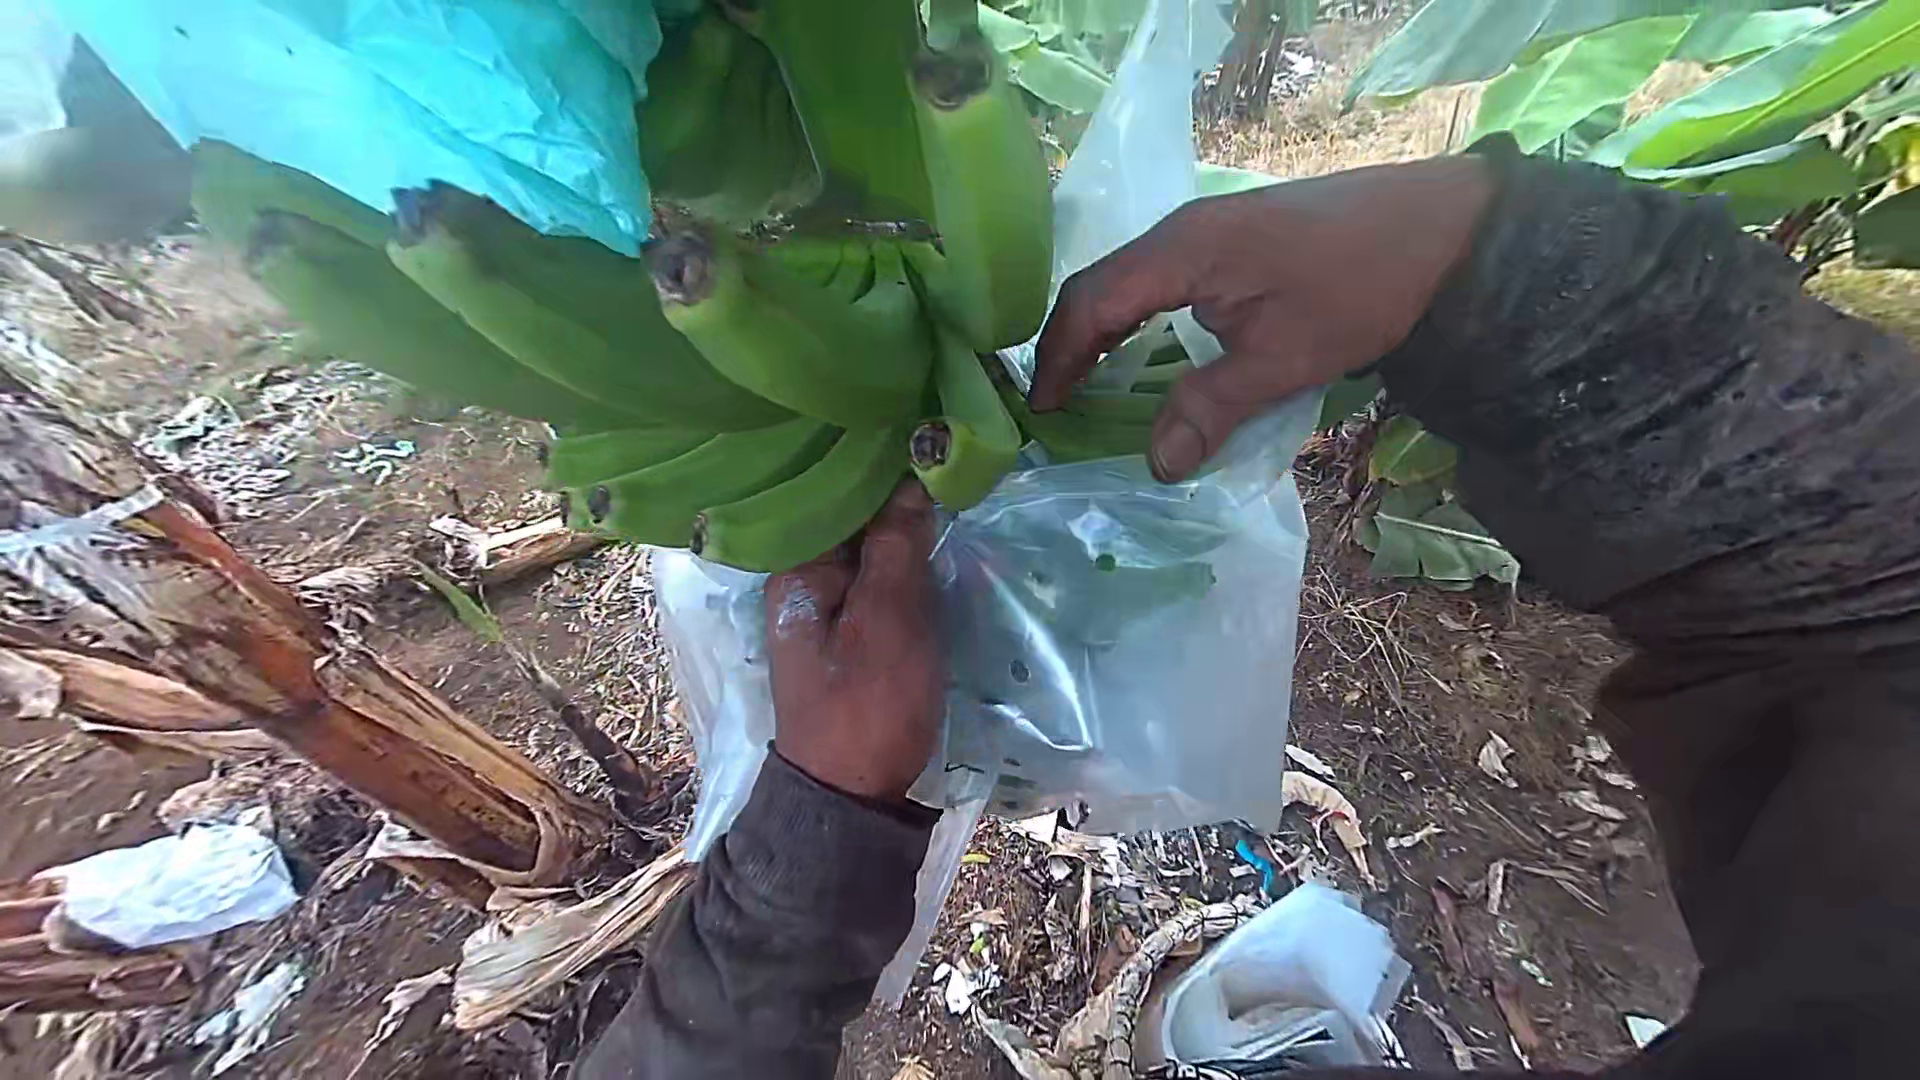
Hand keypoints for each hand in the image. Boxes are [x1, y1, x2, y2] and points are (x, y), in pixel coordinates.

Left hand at [766, 481, 942, 801]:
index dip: (884, 472)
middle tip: (949, 474)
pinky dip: (906, 566)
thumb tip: (912, 480)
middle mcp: (805, 581)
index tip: (931, 451)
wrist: (852, 795)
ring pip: (870, 552)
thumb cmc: (868, 703)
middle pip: (855, 524)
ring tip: (949, 500)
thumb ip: (897, 546)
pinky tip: (934, 552)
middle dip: (900, 502)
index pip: (839, 496)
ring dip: (907, 534)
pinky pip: (879, 583)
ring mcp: (828, 608)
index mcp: (799, 570)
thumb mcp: (888, 619)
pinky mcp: (851, 632)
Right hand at [1030, 157, 1496, 481]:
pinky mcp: (1224, 241)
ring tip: (1084, 383)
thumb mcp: (1282, 359)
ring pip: (1122, 283)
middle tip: (1056, 400)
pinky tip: (1137, 353)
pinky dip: (1130, 323)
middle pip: (1097, 287)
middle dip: (1067, 346)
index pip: (1091, 303)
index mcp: (1182, 252)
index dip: (1058, 358)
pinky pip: (1152, 283)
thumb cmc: (1361, 290)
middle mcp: (1180, 233)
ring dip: (1096, 333)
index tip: (1044, 407)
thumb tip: (1156, 467)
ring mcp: (1202, 232)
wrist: (1449, 232)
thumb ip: (1209, 409)